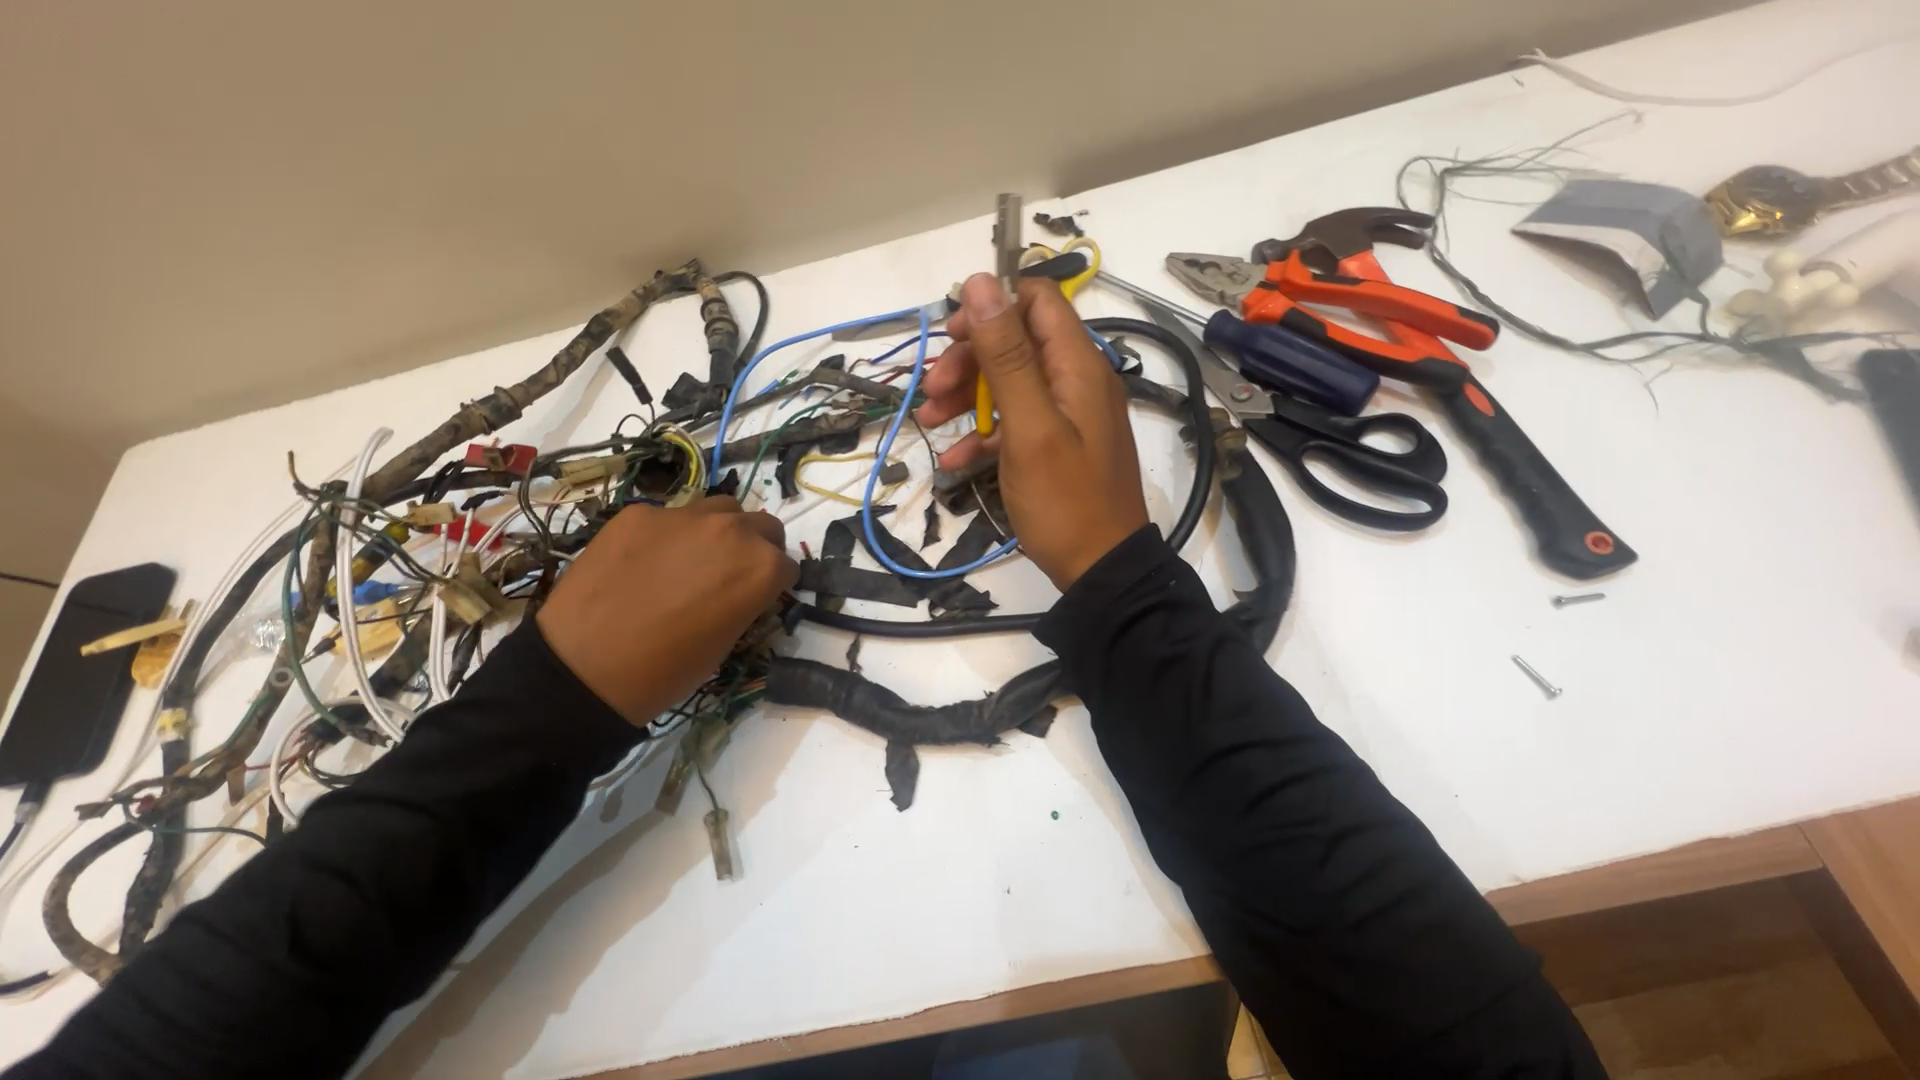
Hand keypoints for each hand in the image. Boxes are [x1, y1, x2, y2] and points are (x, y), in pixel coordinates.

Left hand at [535, 497, 797, 725]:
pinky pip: (669, 517)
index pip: (786, 566)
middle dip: (756, 549)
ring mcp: (683, 516)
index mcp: (761, 567)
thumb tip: (740, 590)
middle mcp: (731, 531)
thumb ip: (744, 601)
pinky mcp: (639, 513)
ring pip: (720, 509)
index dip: (774, 586)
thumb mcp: (725, 643)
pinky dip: (669, 536)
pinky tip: (645, 564)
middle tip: (730, 577)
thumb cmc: (666, 671)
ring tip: (691, 562)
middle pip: (763, 526)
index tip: (757, 600)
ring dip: (719, 531)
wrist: (584, 668)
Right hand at [916, 274, 1147, 588]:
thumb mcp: (1030, 425)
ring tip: (929, 422)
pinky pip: (1016, 424)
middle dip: (969, 359)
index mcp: (1078, 365)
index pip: (1038, 301)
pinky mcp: (1057, 446)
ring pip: (1010, 384)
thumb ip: (1006, 355)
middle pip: (1016, 343)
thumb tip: (981, 282)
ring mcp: (1068, 415)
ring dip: (966, 397)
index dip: (993, 307)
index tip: (952, 334)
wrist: (1099, 570)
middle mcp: (1077, 381)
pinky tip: (955, 458)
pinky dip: (984, 434)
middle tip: (932, 389)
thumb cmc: (1064, 499)